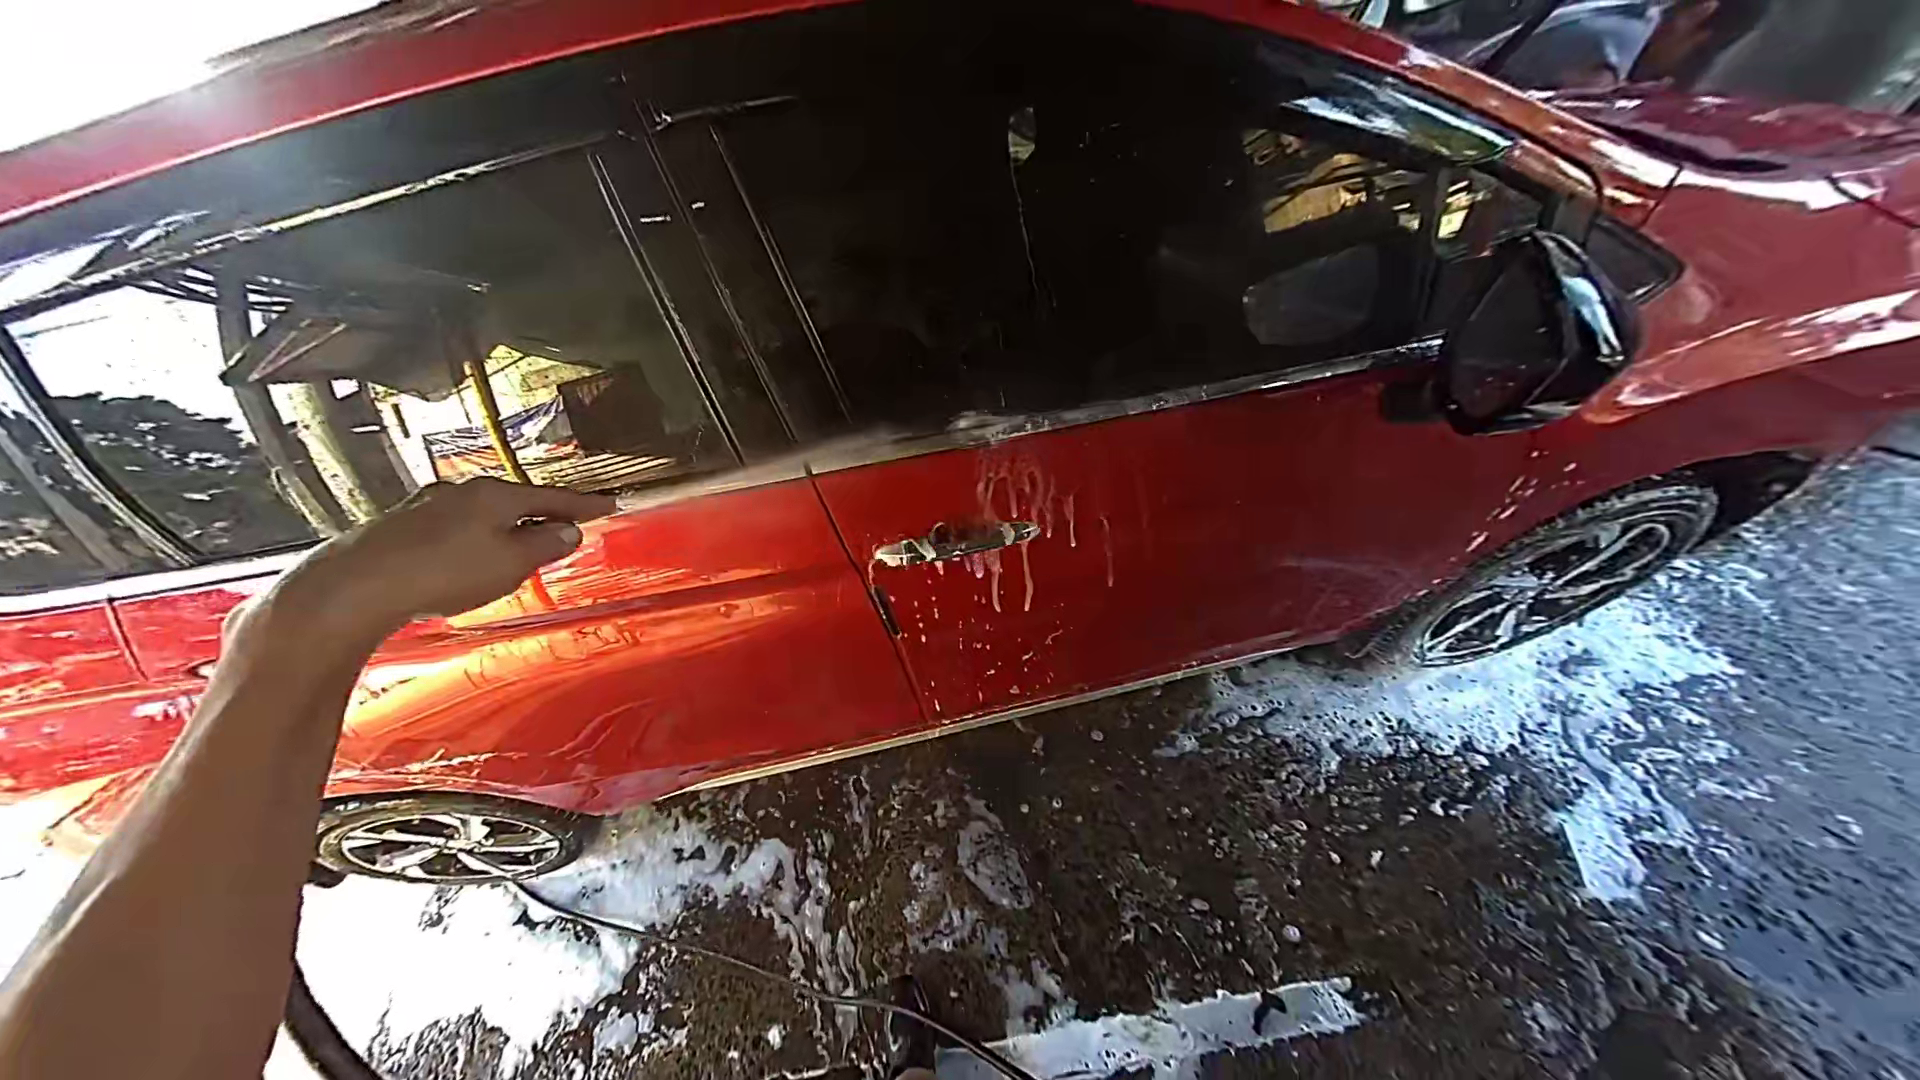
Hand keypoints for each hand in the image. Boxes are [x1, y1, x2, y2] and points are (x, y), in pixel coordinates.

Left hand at [268, 478, 616, 644]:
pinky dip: (474, 541)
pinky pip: (453, 530)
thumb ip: (546, 545)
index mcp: (495, 495)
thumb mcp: (512, 563)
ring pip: (481, 515)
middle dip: (541, 516)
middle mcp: (460, 493)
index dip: (584, 504)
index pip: (553, 497)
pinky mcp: (397, 529)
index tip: (608, 504)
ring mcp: (424, 508)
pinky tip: (470, 561)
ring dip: (506, 530)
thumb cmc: (442, 572)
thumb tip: (566, 531)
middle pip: (515, 502)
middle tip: (566, 528)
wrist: (350, 589)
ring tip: (520, 550)